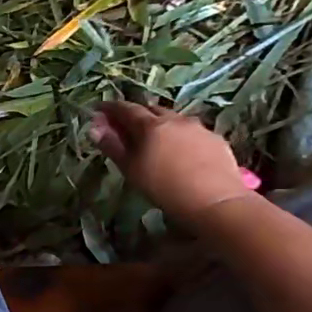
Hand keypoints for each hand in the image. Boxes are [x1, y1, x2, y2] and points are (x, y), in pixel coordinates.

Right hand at [89, 102, 252, 222]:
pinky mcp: (216, 140)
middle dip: (137, 114)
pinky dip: (182, 137)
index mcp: (151, 125)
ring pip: (174, 119)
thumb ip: (113, 146)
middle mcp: (175, 119)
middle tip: (127, 126)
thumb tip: (95, 127)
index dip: (110, 108)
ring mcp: (198, 128)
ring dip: (161, 125)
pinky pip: (193, 132)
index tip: (99, 110)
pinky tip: (183, 153)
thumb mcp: (132, 170)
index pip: (126, 109)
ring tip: (156, 140)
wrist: (215, 202)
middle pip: (152, 110)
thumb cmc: (166, 189)